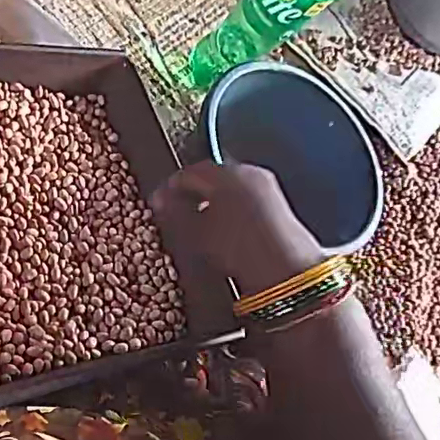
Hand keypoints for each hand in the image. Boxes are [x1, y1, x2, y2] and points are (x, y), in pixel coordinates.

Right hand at [148, 160, 325, 296]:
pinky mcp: (275, 200)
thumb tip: (162, 201)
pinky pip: (243, 194)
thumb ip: (175, 211)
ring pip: (227, 184)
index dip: (169, 188)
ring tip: (195, 219)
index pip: (188, 173)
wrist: (282, 267)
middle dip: (190, 191)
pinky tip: (220, 224)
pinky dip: (227, 203)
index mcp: (225, 174)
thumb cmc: (236, 247)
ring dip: (209, 198)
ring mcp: (264, 185)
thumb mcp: (195, 232)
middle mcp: (247, 172)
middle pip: (210, 175)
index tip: (157, 202)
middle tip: (174, 209)